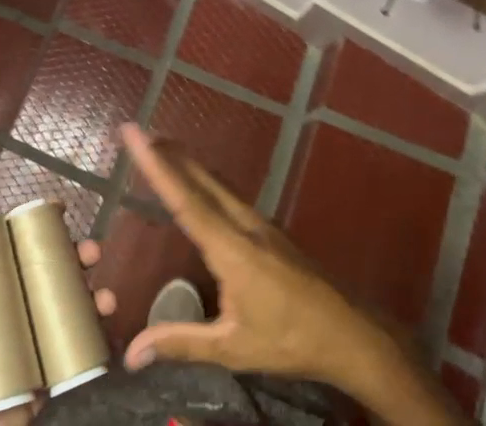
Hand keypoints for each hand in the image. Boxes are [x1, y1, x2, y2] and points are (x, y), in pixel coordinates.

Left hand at [0, 222, 117, 425]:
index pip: (14, 252)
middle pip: (50, 275)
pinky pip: (74, 355)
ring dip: (94, 295)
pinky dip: (95, 339)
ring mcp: (30, 343)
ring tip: (103, 295)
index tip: (57, 210)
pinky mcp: (42, 379)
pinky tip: (103, 328)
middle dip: (76, 257)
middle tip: (90, 250)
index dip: (37, 230)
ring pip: (69, 310)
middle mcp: (12, 310)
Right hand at [120, 125, 466, 425]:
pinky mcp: (272, 232)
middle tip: (139, 131)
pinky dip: (206, 182)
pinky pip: (230, 195)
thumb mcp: (233, 348)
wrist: (353, 335)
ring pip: (218, 185)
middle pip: (202, 180)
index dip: (157, 166)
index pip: (186, 200)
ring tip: (163, 148)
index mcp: (232, 249)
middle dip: (169, 154)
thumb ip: (181, 343)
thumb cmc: (292, 341)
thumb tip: (132, 354)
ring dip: (188, 164)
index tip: (136, 135)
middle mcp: (246, 226)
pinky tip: (202, 187)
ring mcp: (262, 225)